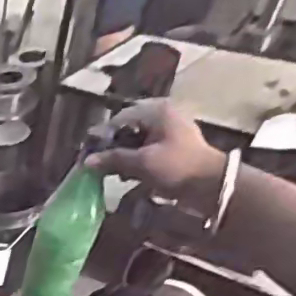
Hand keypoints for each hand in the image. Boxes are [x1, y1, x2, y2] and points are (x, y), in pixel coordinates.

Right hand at [84, 99, 225, 202]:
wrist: (208, 184)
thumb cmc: (176, 167)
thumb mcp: (142, 163)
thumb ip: (113, 159)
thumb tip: (86, 161)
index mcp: (157, 110)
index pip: (120, 118)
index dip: (102, 136)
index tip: (88, 153)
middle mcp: (162, 114)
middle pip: (127, 128)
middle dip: (111, 146)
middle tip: (97, 164)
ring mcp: (167, 130)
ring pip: (135, 139)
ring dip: (121, 155)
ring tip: (111, 172)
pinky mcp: (170, 146)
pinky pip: (144, 148)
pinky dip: (133, 160)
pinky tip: (126, 174)